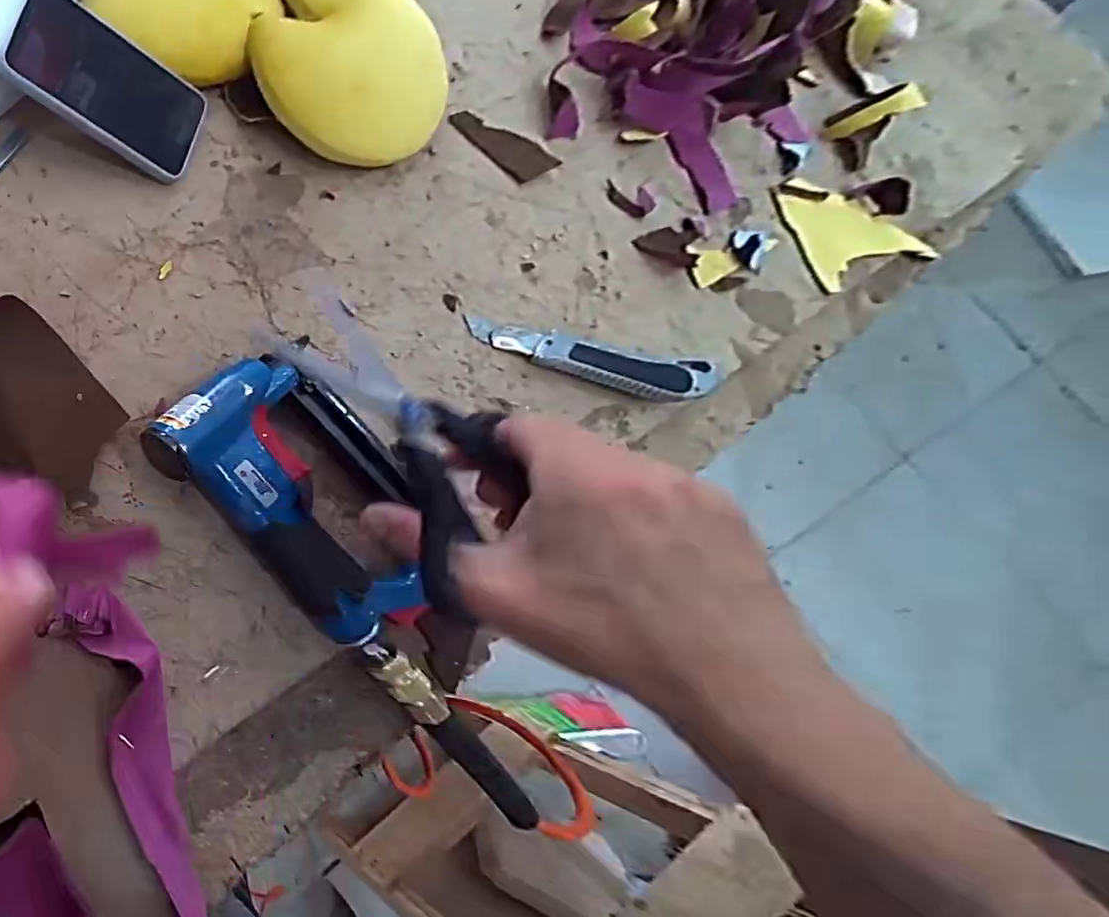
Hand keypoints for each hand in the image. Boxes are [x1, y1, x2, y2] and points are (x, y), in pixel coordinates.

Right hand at [362, 415, 823, 719]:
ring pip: (604, 469)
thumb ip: (425, 544)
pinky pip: (652, 491)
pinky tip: (627, 564)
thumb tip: (372, 513)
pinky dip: (623, 510)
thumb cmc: (599, 628)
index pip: (513, 424)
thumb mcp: (497, 590)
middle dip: (522, 475)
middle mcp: (632, 461)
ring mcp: (687, 483)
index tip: (467, 479)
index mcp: (575, 469)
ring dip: (571, 492)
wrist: (736, 685)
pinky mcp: (724, 511)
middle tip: (512, 525)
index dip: (479, 446)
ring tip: (569, 550)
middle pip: (557, 446)